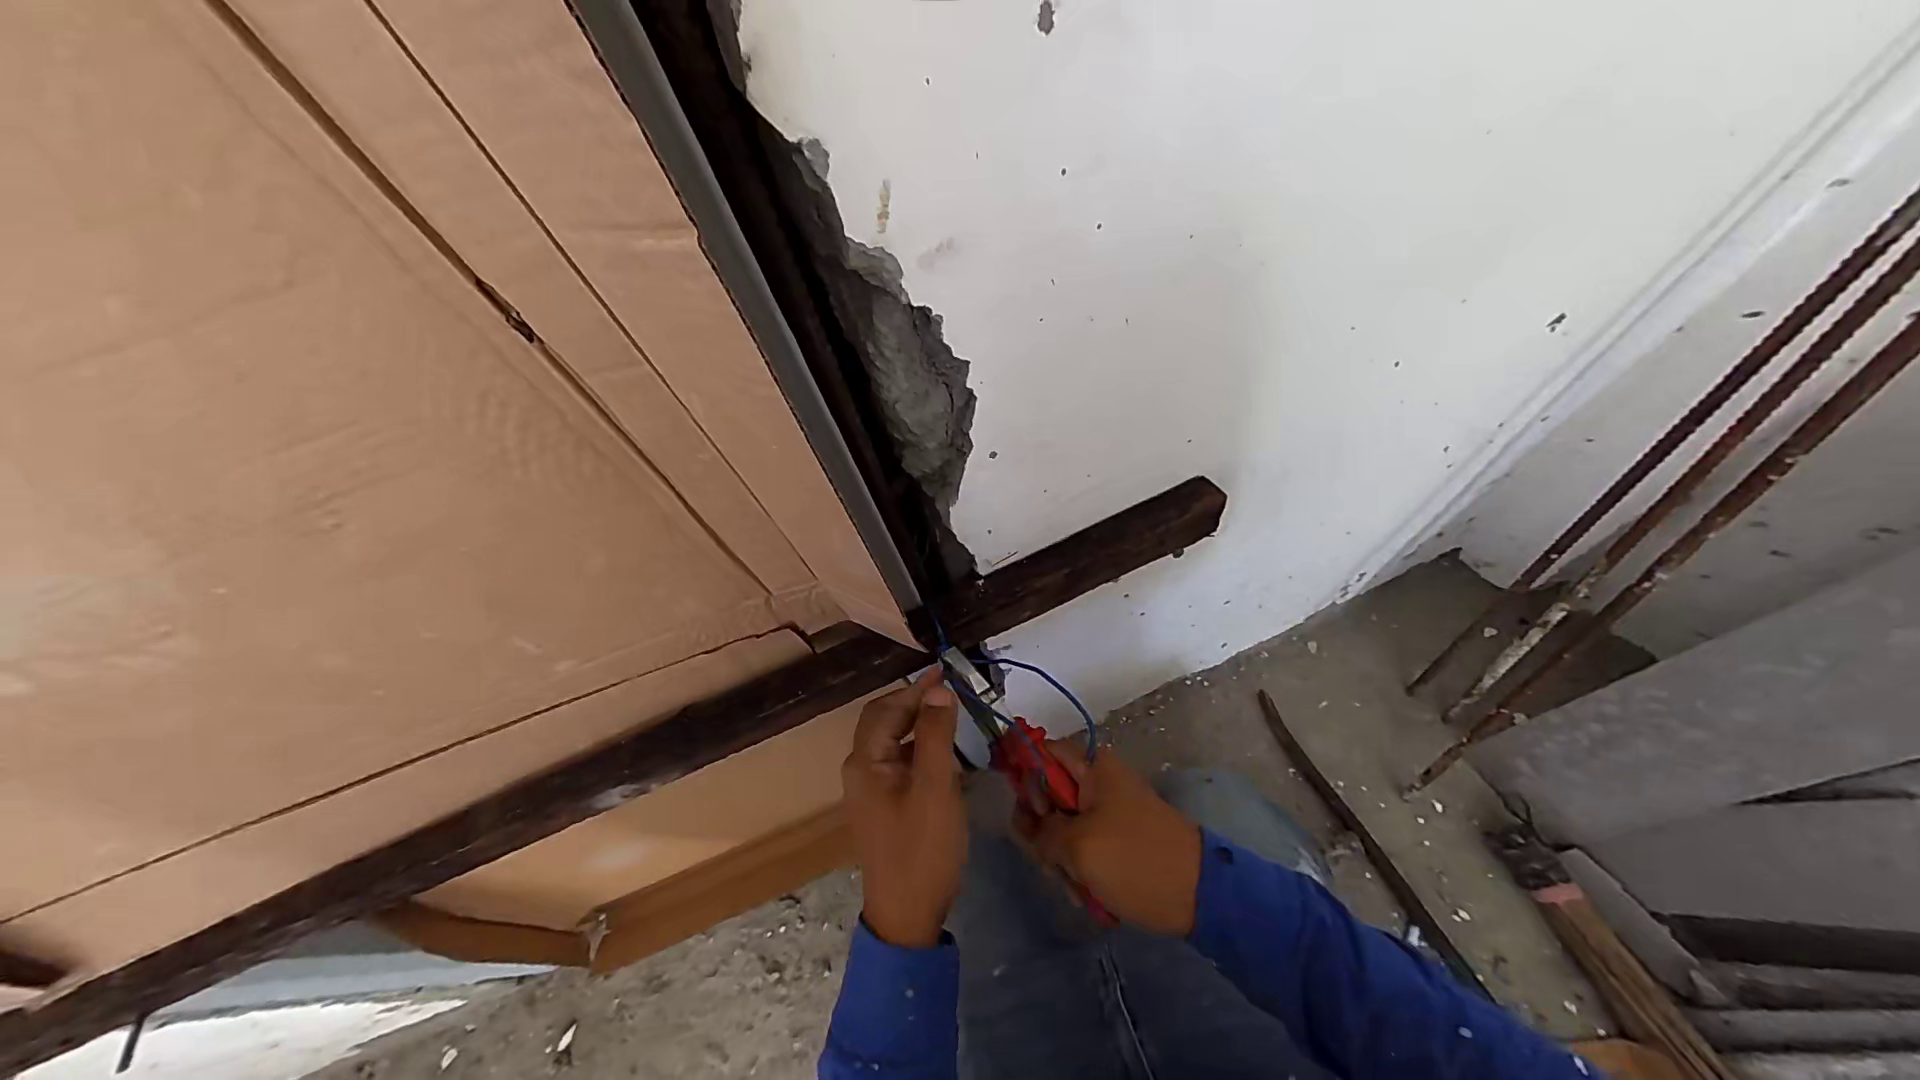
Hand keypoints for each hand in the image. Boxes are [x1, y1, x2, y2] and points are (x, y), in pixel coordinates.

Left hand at [842, 669, 966, 947]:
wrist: (908, 914)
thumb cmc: (922, 848)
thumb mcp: (936, 787)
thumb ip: (936, 735)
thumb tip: (938, 689)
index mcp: (865, 762)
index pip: (886, 709)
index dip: (915, 687)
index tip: (945, 671)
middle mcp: (860, 771)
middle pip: (884, 721)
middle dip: (914, 702)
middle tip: (948, 691)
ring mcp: (870, 790)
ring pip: (892, 742)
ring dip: (918, 723)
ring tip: (949, 714)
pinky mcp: (884, 806)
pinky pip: (899, 762)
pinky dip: (919, 748)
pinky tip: (942, 752)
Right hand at [1014, 742, 1202, 936]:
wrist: (1198, 896)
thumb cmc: (1135, 860)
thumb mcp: (1077, 846)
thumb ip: (1041, 830)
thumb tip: (1033, 825)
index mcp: (1093, 767)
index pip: (1042, 754)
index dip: (1028, 779)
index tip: (1033, 813)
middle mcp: (1098, 783)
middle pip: (1047, 796)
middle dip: (1043, 833)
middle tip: (1052, 861)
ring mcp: (1108, 813)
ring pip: (1061, 828)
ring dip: (1061, 860)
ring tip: (1078, 888)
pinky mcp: (1116, 841)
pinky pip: (1081, 849)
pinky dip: (1079, 872)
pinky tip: (1088, 896)